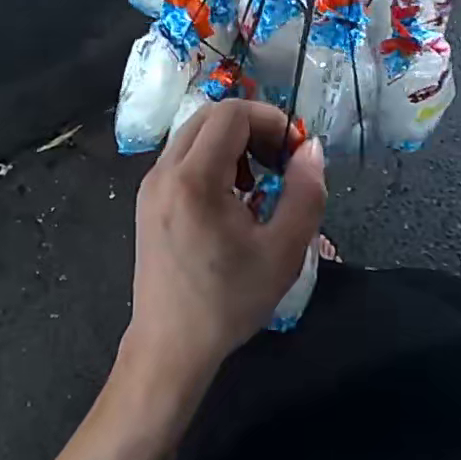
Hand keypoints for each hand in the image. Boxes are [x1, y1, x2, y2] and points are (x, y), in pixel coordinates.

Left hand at [126, 100, 327, 388]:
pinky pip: (183, 158)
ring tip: (259, 184)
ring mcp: (150, 185)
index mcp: (195, 180)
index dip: (272, 120)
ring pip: (195, 134)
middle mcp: (164, 172)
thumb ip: (306, 192)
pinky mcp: (148, 200)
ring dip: (233, 144)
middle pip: (211, 115)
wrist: (171, 346)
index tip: (295, 153)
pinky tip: (232, 200)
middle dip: (254, 128)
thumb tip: (312, 148)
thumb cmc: (229, 301)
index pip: (232, 113)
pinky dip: (213, 160)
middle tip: (281, 163)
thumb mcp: (284, 250)